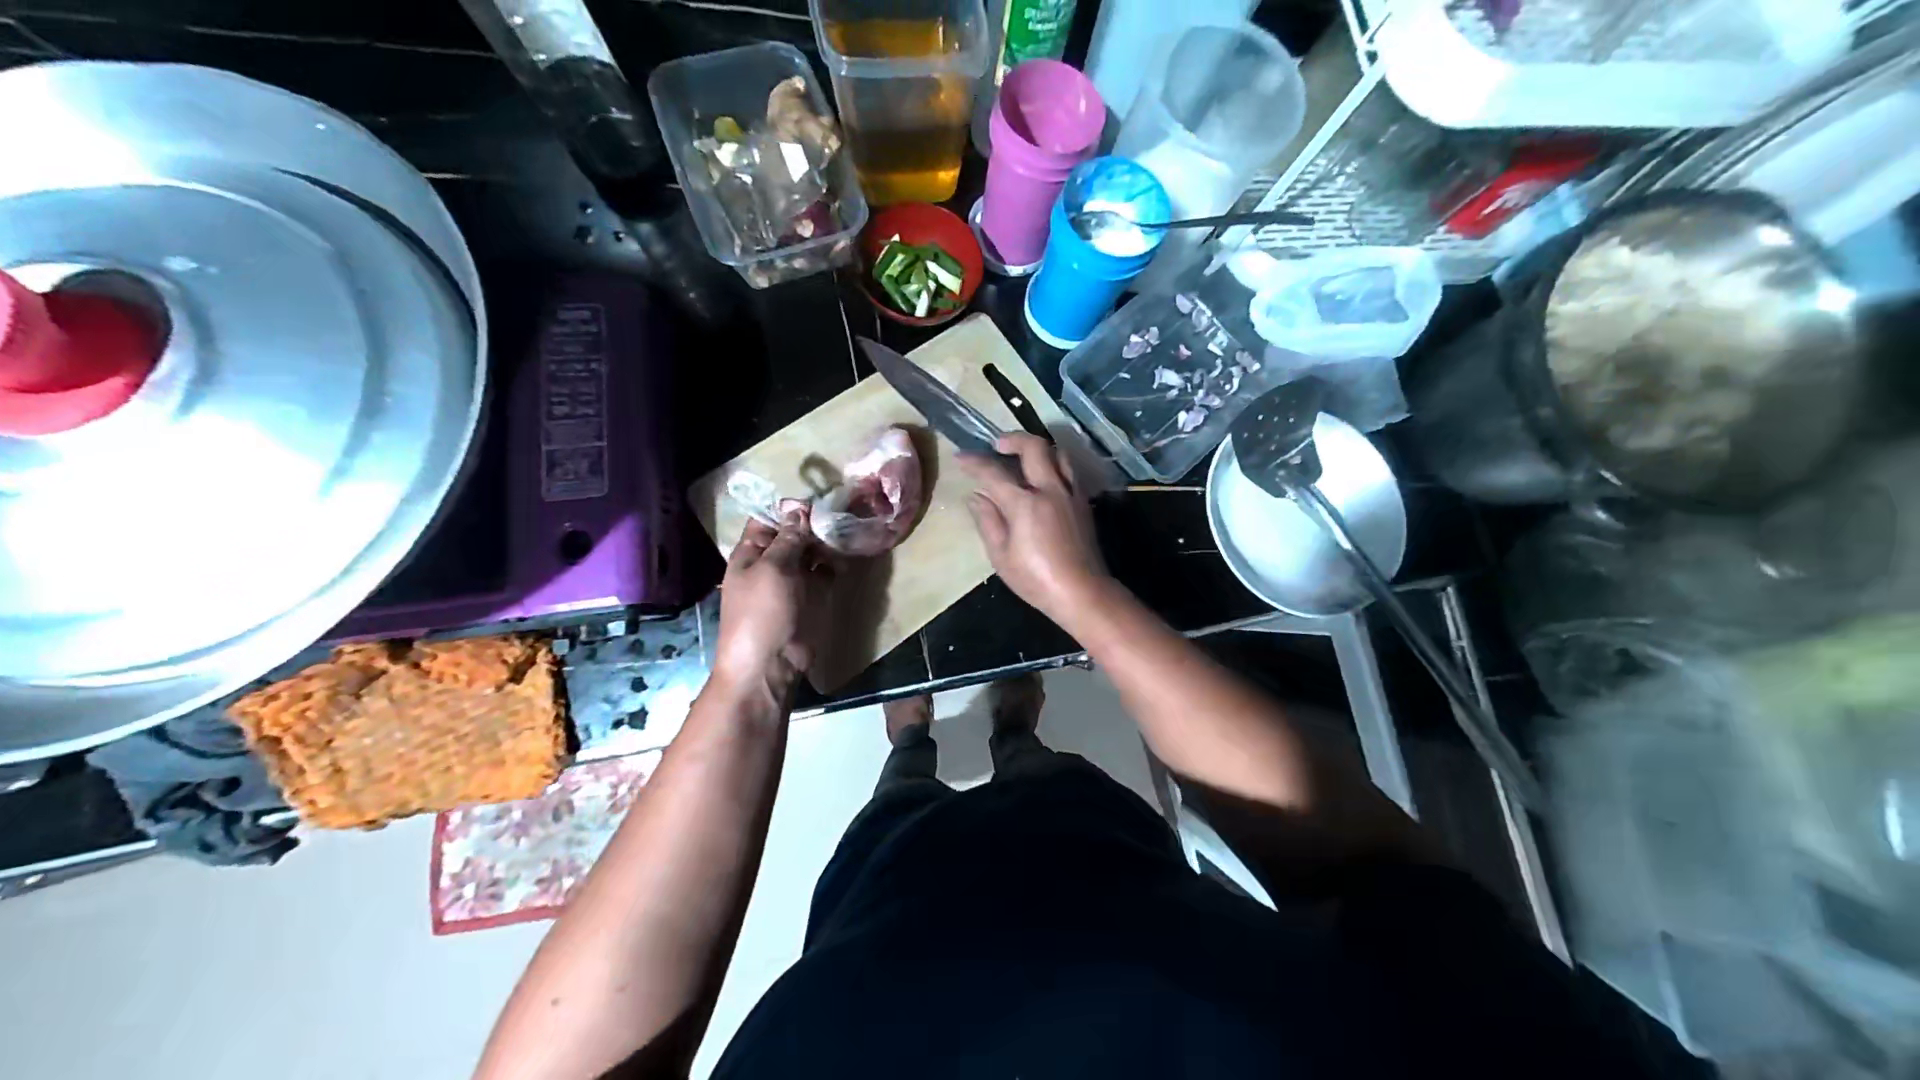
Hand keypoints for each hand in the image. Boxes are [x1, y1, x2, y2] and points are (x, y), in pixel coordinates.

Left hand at [713, 510, 835, 694]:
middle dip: (816, 522)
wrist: (770, 664)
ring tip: (851, 528)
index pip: (769, 519)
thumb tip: (799, 509)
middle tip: (843, 508)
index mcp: (752, 552)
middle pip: (795, 533)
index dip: (790, 508)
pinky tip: (852, 552)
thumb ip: (789, 537)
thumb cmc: (762, 612)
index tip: (817, 497)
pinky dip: (838, 562)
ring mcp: (795, 579)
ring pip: (814, 550)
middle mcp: (773, 561)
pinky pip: (827, 571)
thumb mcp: (772, 568)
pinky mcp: (815, 595)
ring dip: (830, 541)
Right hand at [960, 433, 1110, 620]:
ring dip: (1039, 449)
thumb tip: (976, 497)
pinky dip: (1054, 466)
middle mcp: (1050, 490)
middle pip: (1034, 447)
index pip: (993, 473)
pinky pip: (1069, 472)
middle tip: (998, 445)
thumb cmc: (1035, 579)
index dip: (974, 463)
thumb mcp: (1001, 555)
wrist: (1082, 592)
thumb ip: (987, 521)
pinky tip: (1044, 480)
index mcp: (1025, 503)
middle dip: (1013, 439)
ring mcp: (1070, 494)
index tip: (960, 457)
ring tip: (1025, 458)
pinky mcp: (1083, 504)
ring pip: (1058, 454)